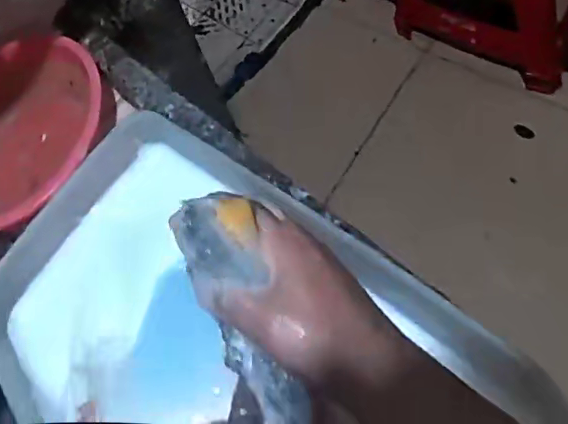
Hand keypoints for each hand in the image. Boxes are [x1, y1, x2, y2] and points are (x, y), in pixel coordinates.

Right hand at [188, 202, 409, 392]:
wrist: (371, 361)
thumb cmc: (313, 333)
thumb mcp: (261, 321)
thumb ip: (228, 299)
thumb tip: (203, 282)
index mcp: (284, 236)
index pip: (245, 206)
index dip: (220, 209)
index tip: (197, 217)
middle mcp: (303, 236)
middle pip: (264, 218)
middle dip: (237, 224)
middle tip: (212, 240)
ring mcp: (321, 255)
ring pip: (281, 237)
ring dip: (257, 242)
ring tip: (234, 261)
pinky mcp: (331, 276)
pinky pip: (294, 255)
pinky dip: (274, 259)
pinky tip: (268, 284)